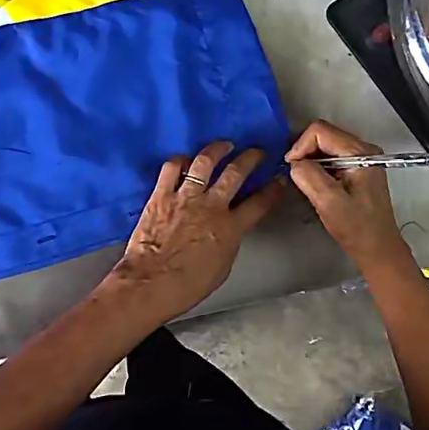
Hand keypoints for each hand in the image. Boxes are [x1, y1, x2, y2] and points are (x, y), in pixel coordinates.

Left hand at [102, 142, 285, 323]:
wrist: (150, 284)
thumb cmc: (188, 284)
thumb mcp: (223, 266)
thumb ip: (230, 241)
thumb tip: (230, 230)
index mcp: (231, 227)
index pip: (259, 203)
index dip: (272, 189)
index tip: (279, 179)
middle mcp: (212, 206)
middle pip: (236, 173)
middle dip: (251, 158)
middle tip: (257, 151)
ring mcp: (185, 197)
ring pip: (205, 162)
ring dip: (217, 149)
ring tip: (225, 145)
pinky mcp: (161, 195)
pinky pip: (172, 168)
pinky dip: (180, 161)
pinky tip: (185, 160)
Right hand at [285, 121, 414, 270]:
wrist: (378, 248)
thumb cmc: (357, 228)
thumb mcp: (329, 202)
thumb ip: (310, 176)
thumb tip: (294, 162)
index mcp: (360, 153)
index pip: (321, 131)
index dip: (300, 145)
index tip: (291, 167)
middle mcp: (363, 149)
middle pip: (324, 135)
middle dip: (304, 151)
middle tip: (293, 173)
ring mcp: (362, 159)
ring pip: (326, 146)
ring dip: (310, 160)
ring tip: (302, 180)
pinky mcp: (358, 170)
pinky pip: (332, 158)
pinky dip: (318, 167)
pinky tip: (313, 184)